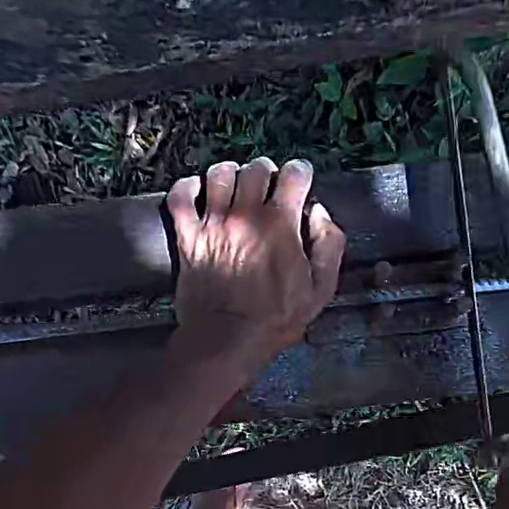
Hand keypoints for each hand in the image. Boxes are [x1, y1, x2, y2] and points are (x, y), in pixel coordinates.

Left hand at [165, 157, 344, 372]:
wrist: (226, 339)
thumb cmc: (275, 320)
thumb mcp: (319, 291)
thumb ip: (328, 247)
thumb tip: (320, 214)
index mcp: (280, 224)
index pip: (294, 175)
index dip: (300, 173)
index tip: (301, 180)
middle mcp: (245, 215)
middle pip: (256, 169)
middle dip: (267, 173)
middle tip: (269, 187)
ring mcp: (213, 224)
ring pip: (219, 174)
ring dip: (231, 175)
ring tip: (236, 188)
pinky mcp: (187, 237)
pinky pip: (180, 197)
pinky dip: (188, 187)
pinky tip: (198, 192)